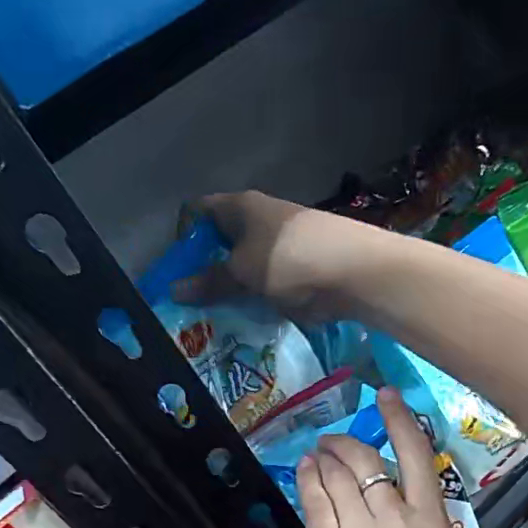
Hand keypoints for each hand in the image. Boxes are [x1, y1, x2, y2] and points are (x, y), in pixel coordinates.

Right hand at [177, 191, 380, 321]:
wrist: (353, 272)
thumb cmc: (289, 259)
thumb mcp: (242, 270)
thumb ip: (209, 280)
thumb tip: (173, 290)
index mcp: (241, 206)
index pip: (200, 211)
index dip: (184, 235)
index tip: (176, 268)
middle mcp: (258, 221)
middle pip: (220, 242)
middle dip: (203, 270)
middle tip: (186, 303)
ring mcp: (277, 247)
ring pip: (241, 267)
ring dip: (227, 290)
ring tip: (208, 318)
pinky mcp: (293, 271)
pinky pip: (261, 285)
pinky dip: (250, 300)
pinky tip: (239, 321)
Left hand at [296, 388, 467, 527]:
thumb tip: (401, 503)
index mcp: (434, 522)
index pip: (416, 454)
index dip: (397, 418)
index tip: (383, 396)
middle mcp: (395, 518)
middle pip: (363, 460)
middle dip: (343, 442)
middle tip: (331, 439)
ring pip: (333, 477)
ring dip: (321, 458)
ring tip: (314, 454)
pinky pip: (314, 504)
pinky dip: (307, 482)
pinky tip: (304, 474)